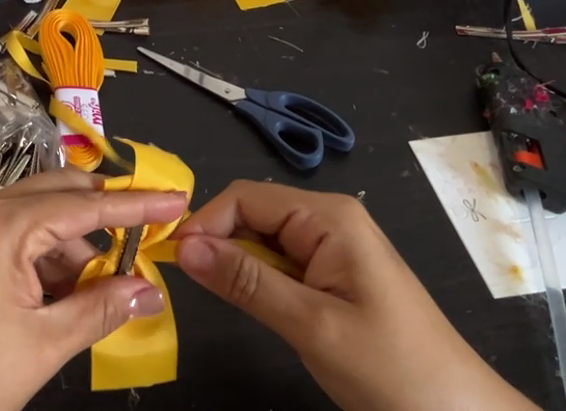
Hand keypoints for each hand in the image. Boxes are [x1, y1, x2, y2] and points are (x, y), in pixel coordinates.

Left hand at [0, 170, 187, 410]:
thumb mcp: (43, 345)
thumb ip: (101, 309)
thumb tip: (151, 291)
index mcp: (2, 225)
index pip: (85, 206)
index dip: (136, 205)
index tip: (178, 200)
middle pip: (59, 194)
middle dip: (104, 215)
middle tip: (146, 237)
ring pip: (36, 213)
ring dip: (73, 242)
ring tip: (100, 288)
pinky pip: (12, 231)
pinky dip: (43, 253)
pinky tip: (61, 292)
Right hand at [173, 181, 536, 410]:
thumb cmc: (392, 369)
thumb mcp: (311, 325)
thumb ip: (246, 282)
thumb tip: (183, 245)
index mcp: (327, 217)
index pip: (246, 197)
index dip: (205, 222)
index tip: (172, 260)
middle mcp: (328, 221)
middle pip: (252, 213)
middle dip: (217, 240)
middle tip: (185, 281)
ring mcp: (334, 249)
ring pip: (263, 240)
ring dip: (235, 262)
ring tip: (213, 295)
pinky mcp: (335, 276)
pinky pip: (281, 263)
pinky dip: (257, 279)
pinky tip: (248, 302)